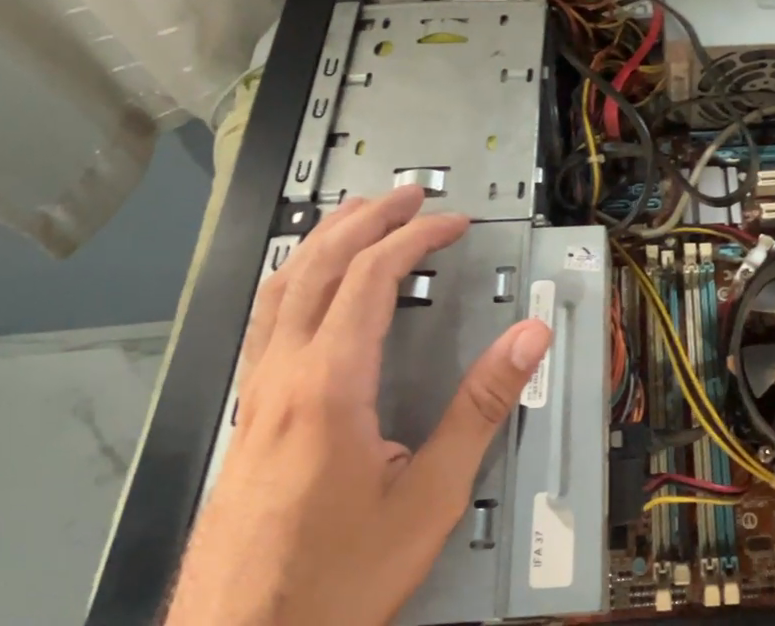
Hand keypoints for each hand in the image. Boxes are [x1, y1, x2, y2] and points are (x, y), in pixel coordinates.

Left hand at [166, 187, 552, 625]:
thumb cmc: (335, 579)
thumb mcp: (428, 497)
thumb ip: (480, 409)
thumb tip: (527, 340)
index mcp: (329, 385)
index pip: (372, 276)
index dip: (416, 237)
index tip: (452, 223)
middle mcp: (282, 376)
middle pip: (319, 264)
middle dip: (367, 218)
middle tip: (407, 196)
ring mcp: (256, 395)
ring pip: (281, 287)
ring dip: (324, 239)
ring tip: (357, 215)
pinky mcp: (247, 418)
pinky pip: (266, 320)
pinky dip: (294, 279)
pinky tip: (306, 287)